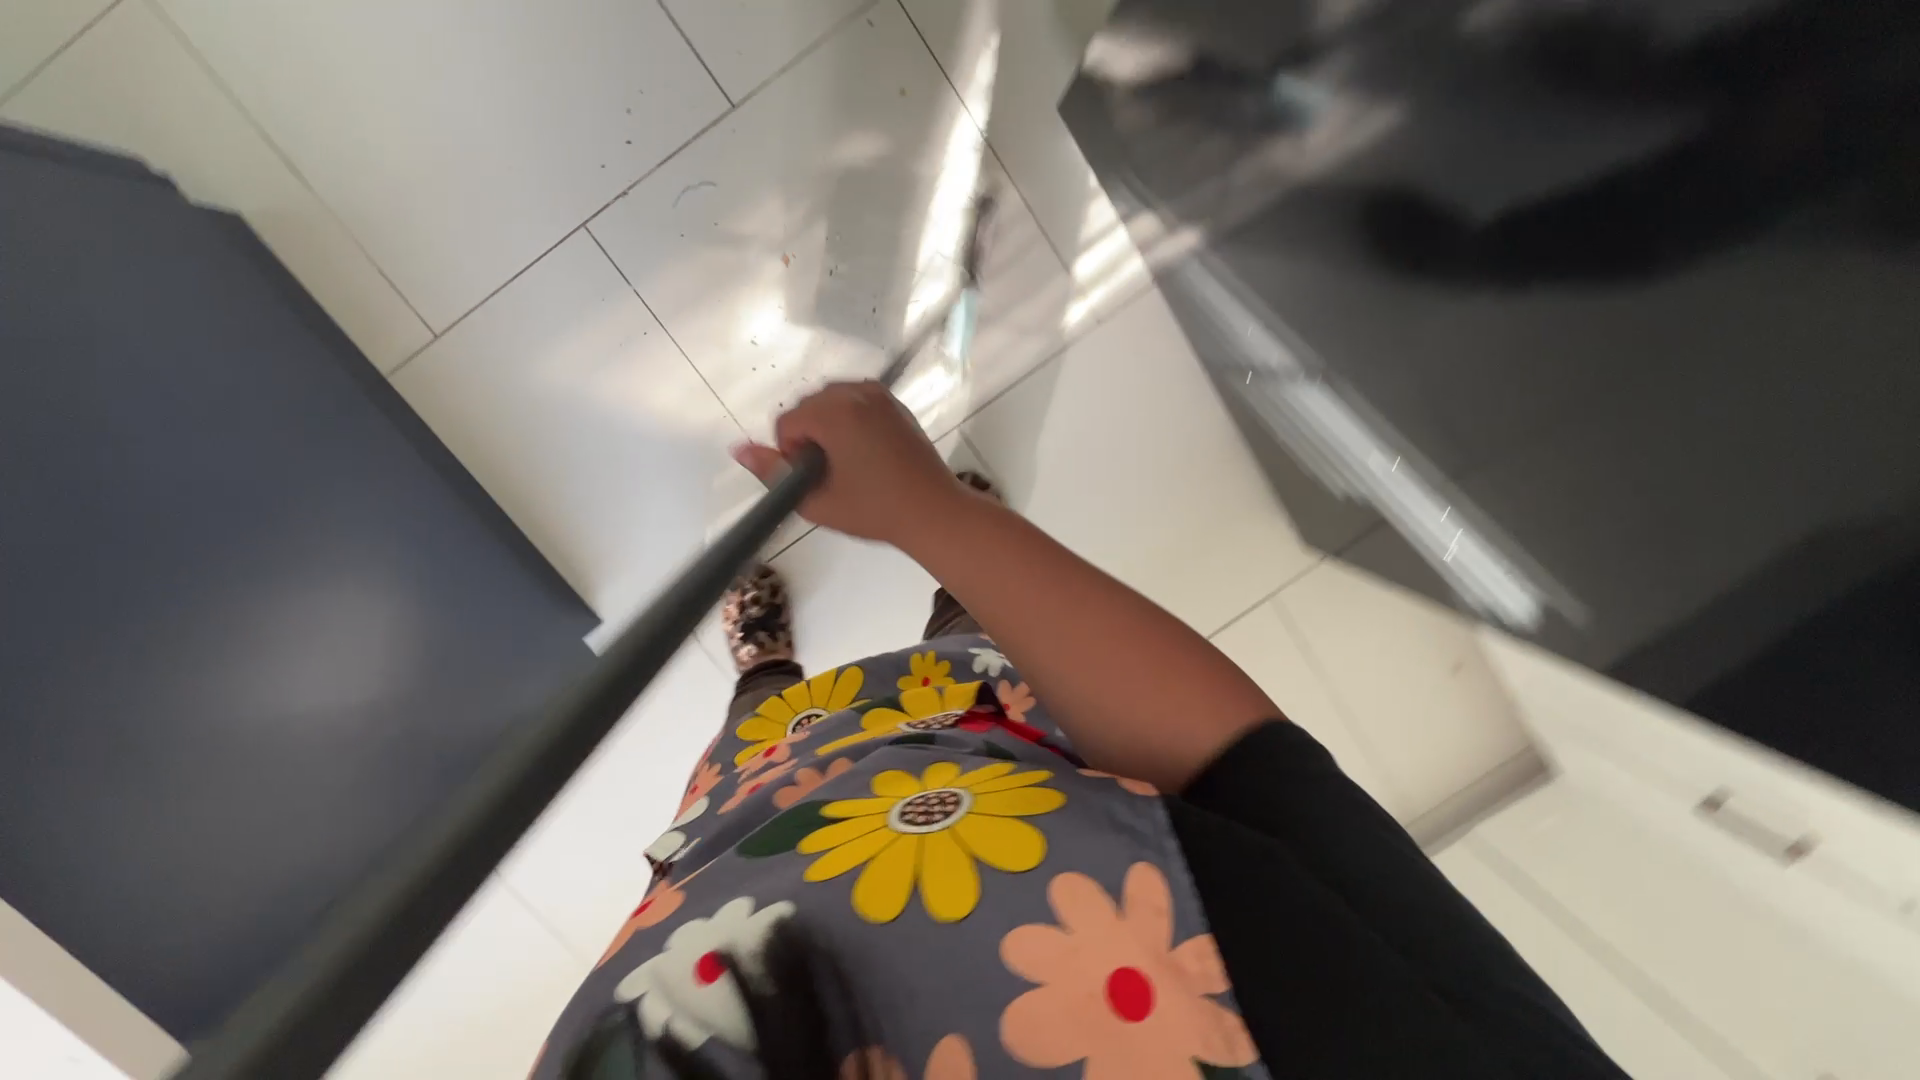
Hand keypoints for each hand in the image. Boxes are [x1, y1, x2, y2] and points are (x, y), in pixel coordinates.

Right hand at [732, 381, 971, 546]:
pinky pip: (856, 403)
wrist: (934, 511)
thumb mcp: (817, 500)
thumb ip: (773, 473)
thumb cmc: (875, 510)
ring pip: (831, 402)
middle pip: (808, 407)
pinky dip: (850, 422)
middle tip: (833, 475)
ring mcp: (880, 395)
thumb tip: (738, 449)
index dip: (791, 454)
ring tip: (848, 466)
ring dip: (828, 429)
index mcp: (836, 412)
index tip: (815, 479)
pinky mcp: (895, 404)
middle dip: (809, 437)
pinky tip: (866, 455)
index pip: (787, 422)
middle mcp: (857, 392)